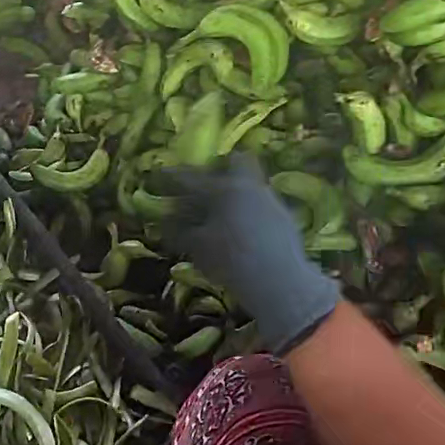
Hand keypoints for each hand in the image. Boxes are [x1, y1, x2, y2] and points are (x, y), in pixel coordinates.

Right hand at [160, 154, 337, 354]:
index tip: (158, 176)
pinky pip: (262, 205)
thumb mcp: (197, 248)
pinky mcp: (286, 219)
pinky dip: (249, 212)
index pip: (190, 177)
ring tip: (220, 216)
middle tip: (203, 188)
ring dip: (234, 194)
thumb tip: (165, 221)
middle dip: (218, 169)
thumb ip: (179, 231)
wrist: (280, 282)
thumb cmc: (231, 261)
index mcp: (224, 188)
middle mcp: (250, 186)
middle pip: (235, 162)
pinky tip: (242, 232)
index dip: (171, 177)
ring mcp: (271, 201)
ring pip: (250, 184)